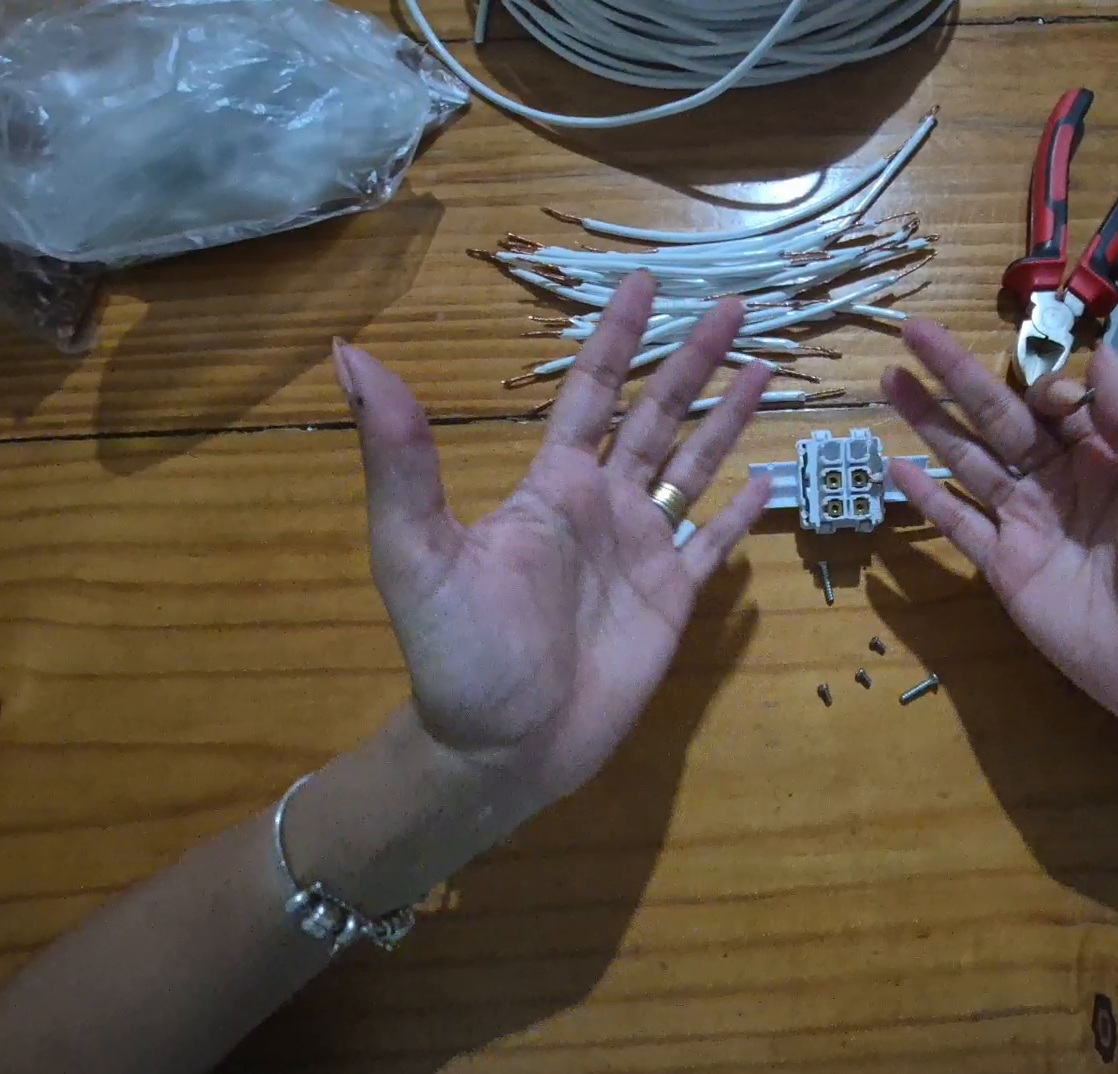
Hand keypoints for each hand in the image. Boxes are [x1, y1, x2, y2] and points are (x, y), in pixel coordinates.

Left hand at [336, 273, 771, 802]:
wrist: (505, 745)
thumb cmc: (463, 651)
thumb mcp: (417, 551)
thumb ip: (400, 458)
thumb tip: (349, 350)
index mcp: (553, 485)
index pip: (592, 392)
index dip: (618, 336)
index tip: (645, 283)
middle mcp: (605, 505)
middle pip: (658, 415)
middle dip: (693, 359)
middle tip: (733, 306)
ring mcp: (645, 549)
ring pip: (696, 466)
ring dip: (728, 418)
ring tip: (766, 369)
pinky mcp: (675, 596)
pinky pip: (714, 542)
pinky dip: (741, 511)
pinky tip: (768, 477)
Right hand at [881, 322, 1117, 733]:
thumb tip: (1100, 355)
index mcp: (1112, 456)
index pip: (1058, 404)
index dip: (1046, 389)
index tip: (1052, 399)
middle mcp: (1061, 481)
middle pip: (998, 418)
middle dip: (957, 376)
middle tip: (915, 333)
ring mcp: (1027, 524)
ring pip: (969, 461)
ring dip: (929, 423)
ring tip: (891, 382)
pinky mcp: (1005, 567)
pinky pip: (960, 525)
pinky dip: (927, 499)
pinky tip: (895, 468)